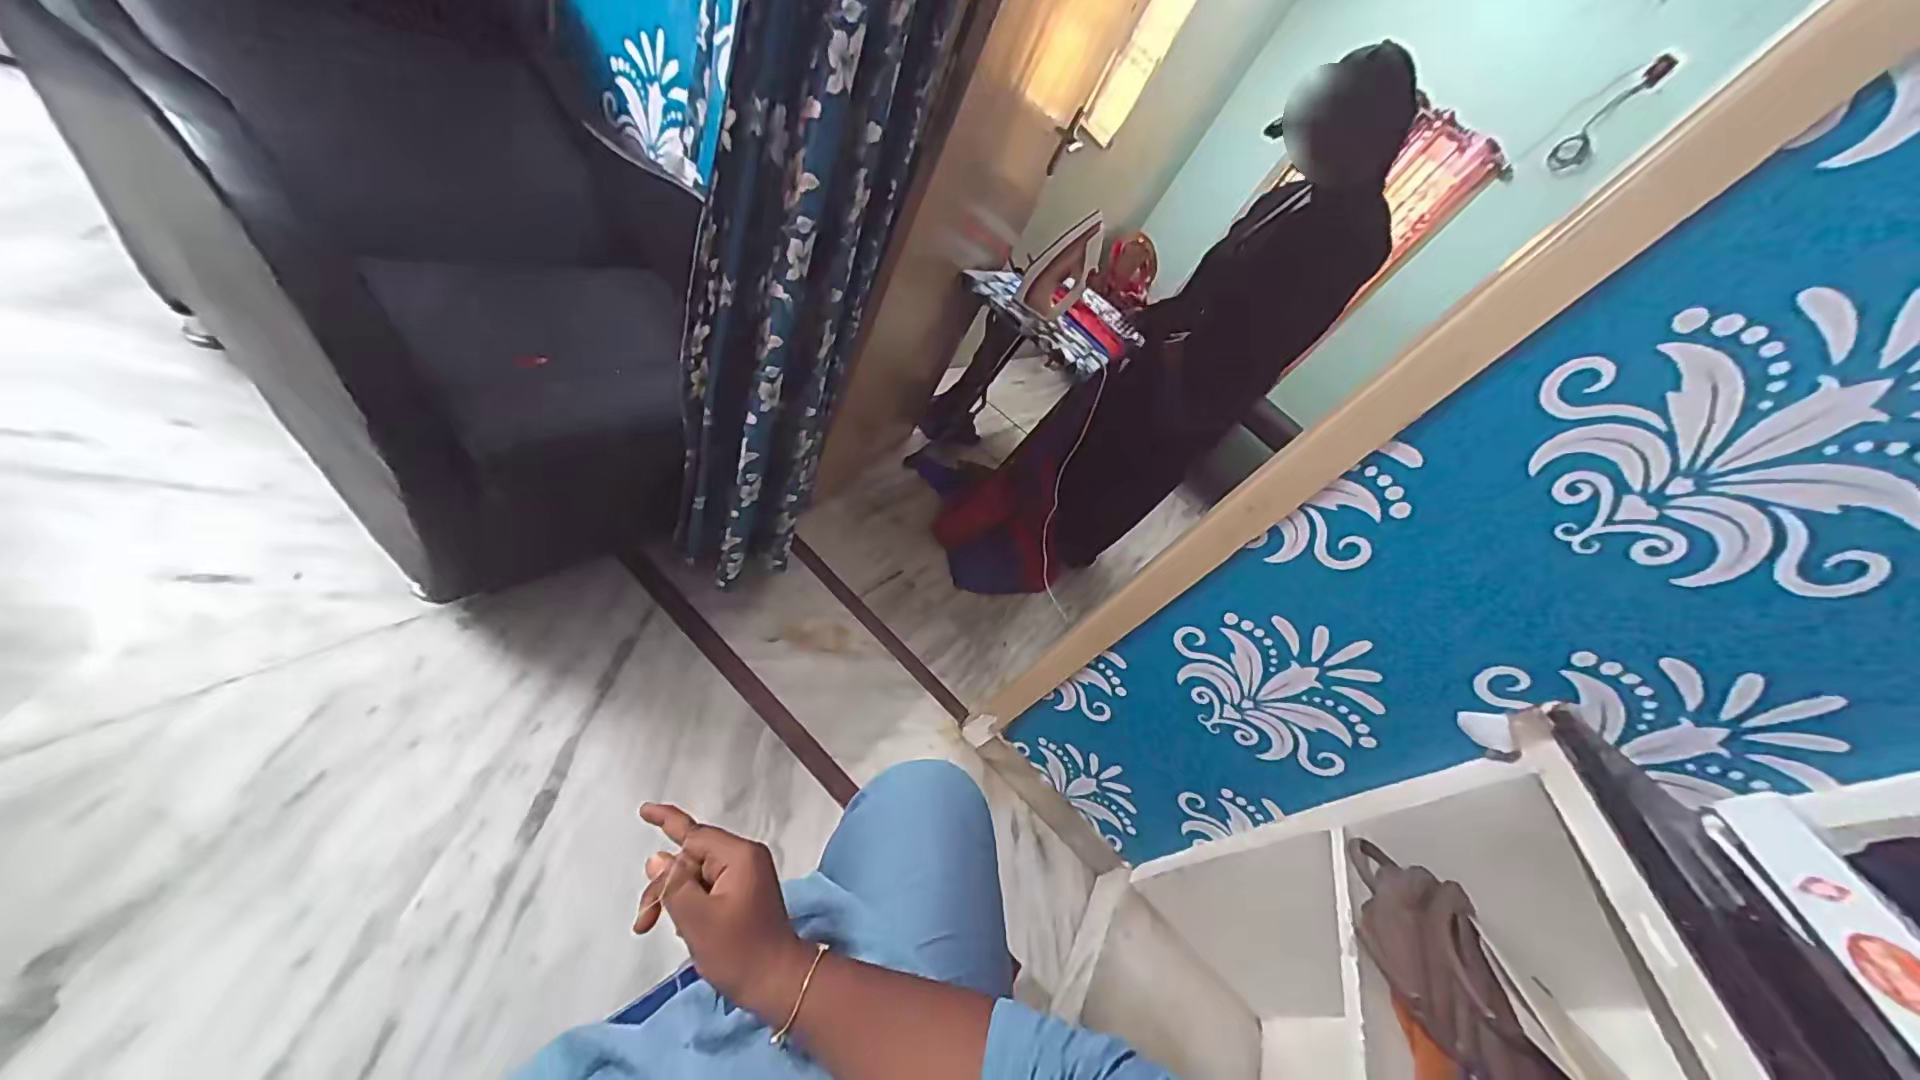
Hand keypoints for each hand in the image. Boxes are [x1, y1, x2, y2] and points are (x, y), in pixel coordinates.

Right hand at [633, 803, 815, 1020]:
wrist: (777, 981)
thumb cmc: (739, 950)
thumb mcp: (697, 919)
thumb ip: (673, 886)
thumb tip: (658, 859)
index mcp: (739, 856)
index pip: (696, 834)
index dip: (668, 821)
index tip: (644, 810)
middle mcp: (744, 858)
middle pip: (691, 858)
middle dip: (664, 885)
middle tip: (643, 922)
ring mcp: (745, 875)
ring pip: (696, 875)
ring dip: (674, 898)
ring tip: (656, 927)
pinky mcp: (743, 893)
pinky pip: (707, 887)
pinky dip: (689, 904)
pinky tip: (682, 926)